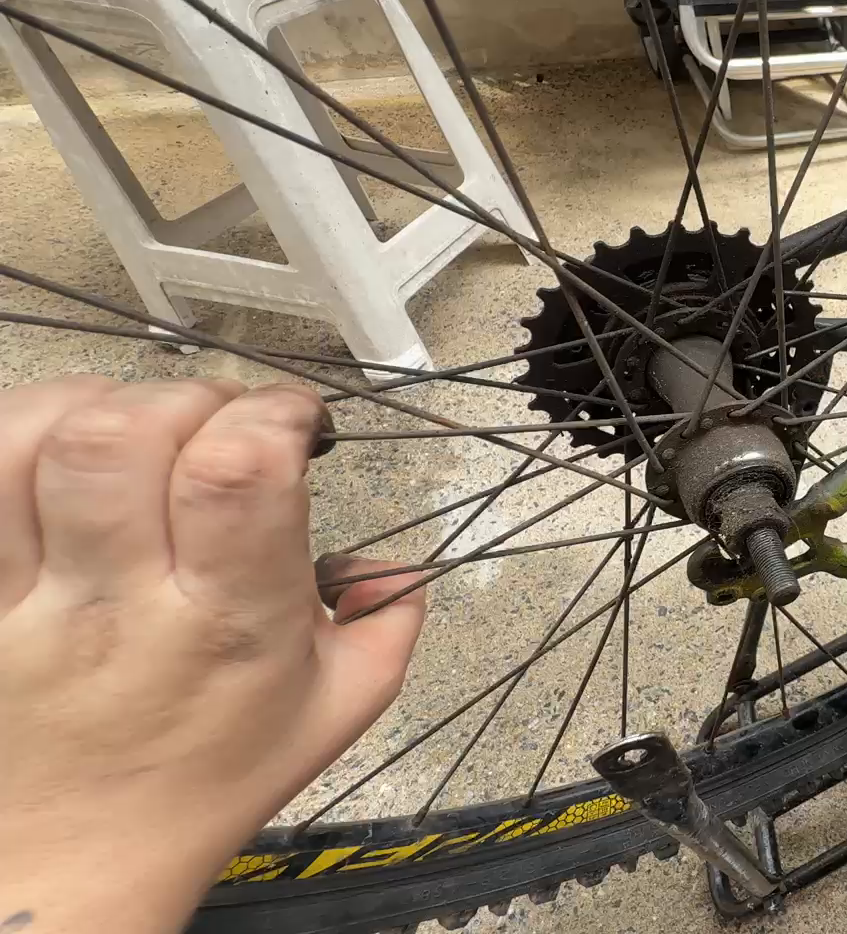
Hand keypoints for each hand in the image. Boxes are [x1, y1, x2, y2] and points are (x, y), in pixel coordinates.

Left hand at [0, 377, 424, 933]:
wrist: (71, 862)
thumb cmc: (229, 769)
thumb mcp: (355, 696)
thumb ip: (397, 614)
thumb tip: (382, 560)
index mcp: (233, 618)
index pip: (240, 476)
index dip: (275, 414)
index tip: (302, 420)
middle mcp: (118, 601)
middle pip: (122, 439)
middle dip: (195, 395)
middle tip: (231, 418)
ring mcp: (16, 603)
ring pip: (23, 448)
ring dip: (100, 403)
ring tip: (149, 422)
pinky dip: (16, 433)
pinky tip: (68, 443)